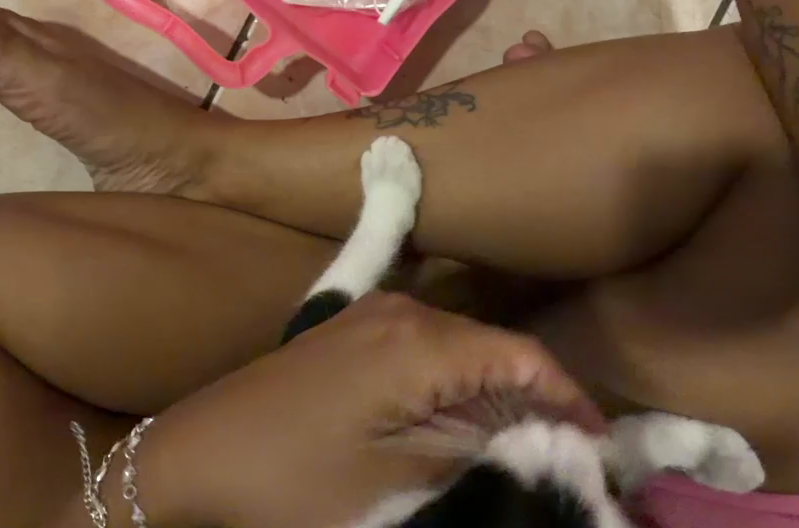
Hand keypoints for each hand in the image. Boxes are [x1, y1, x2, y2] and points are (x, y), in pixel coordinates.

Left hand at [135, 293, 602, 527]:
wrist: (198, 456)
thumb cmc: (295, 482)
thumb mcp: (398, 491)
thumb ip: (482, 464)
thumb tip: (552, 454)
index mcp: (419, 339)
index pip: (524, 358)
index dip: (570, 404)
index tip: (599, 456)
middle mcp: (403, 308)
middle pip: (496, 349)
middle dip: (535, 403)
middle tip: (563, 462)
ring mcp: (374, 313)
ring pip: (464, 348)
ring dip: (496, 395)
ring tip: (520, 450)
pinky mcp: (354, 329)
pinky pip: (428, 349)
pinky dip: (456, 384)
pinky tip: (465, 419)